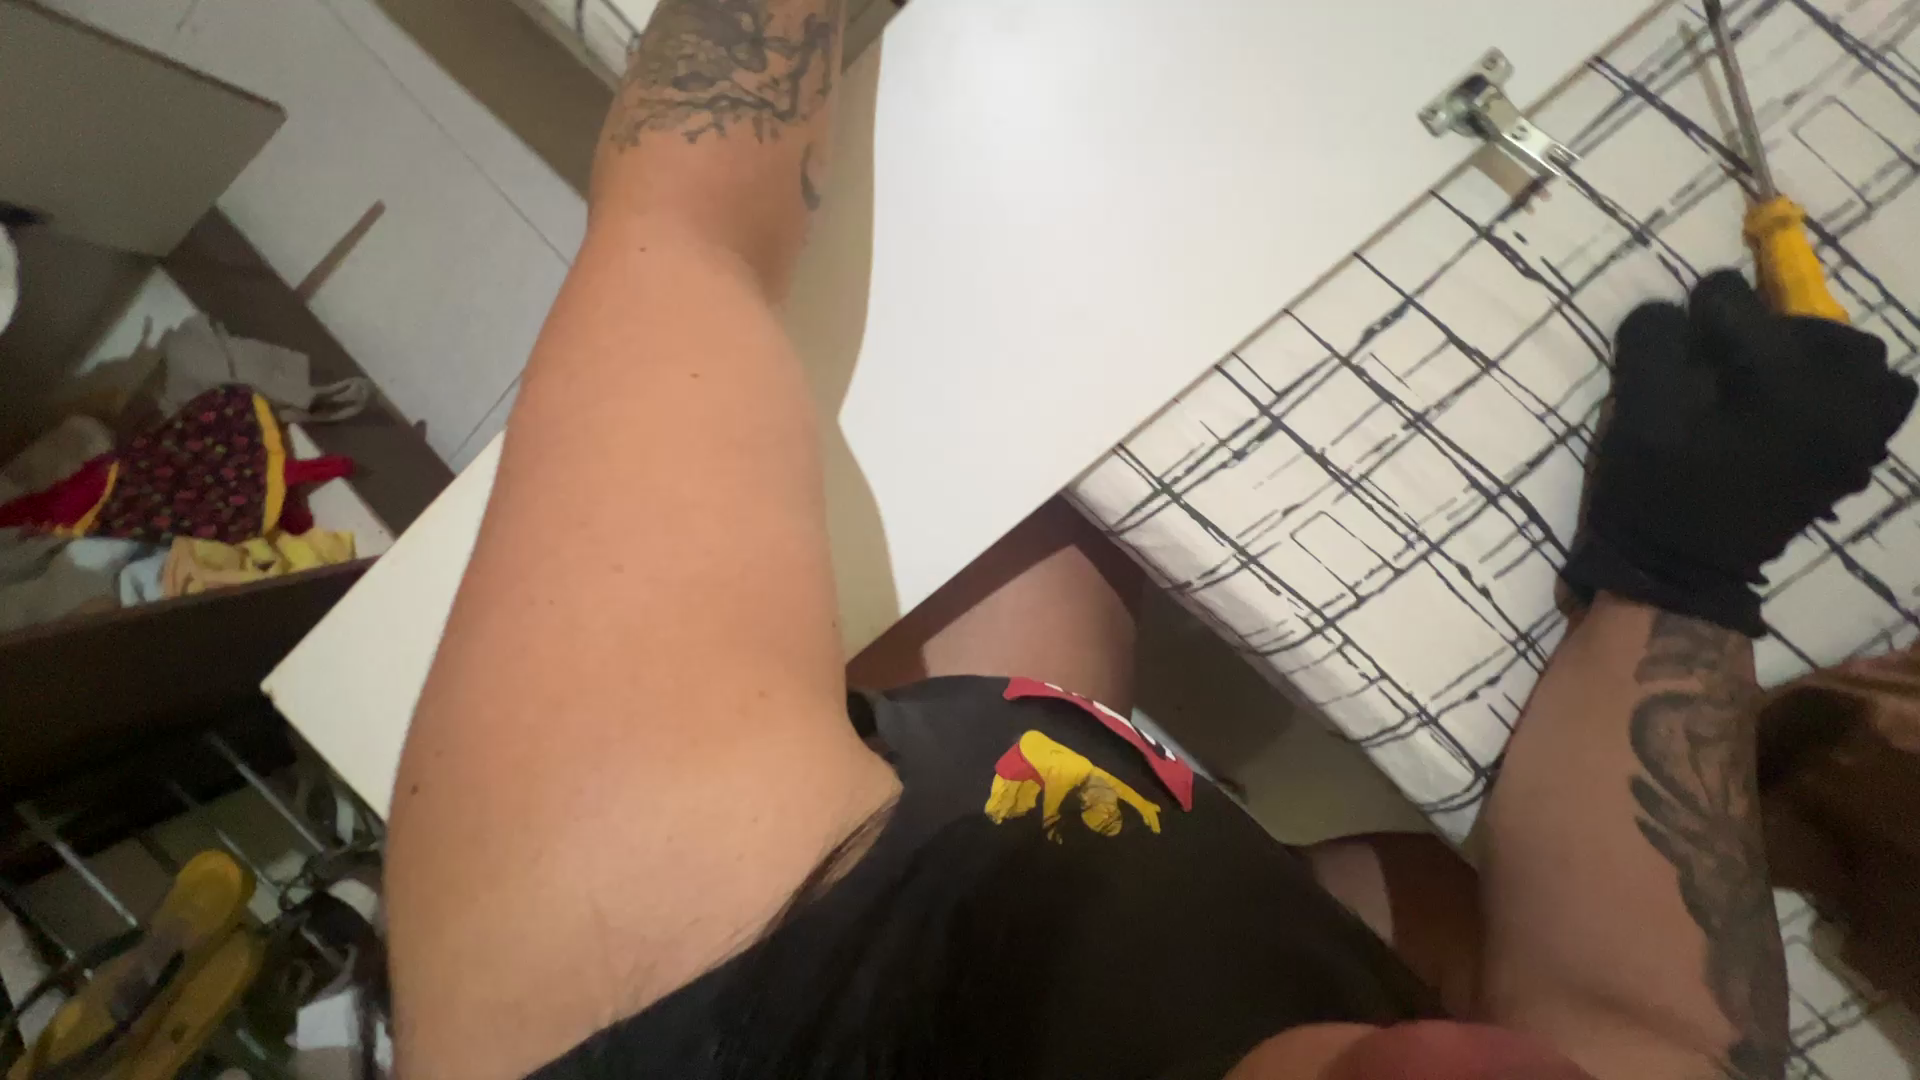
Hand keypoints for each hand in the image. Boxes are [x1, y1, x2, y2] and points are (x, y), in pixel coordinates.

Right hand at [1563, 270, 1916, 635]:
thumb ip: (1650, 355)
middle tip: (1721, 348)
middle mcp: (1846, 404)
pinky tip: (1786, 410)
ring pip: (1856, 367)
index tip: (1688, 302)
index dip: (1709, 304)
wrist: (1678, 571)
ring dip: (1808, 358)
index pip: (1746, 314)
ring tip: (1760, 377)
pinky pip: (1867, 405)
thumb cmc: (1650, 493)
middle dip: (1768, 330)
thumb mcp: (1634, 420)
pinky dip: (1833, 393)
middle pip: (1820, 334)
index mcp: (1786, 389)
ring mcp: (1860, 437)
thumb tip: (1664, 310)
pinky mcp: (1854, 461)